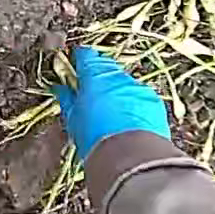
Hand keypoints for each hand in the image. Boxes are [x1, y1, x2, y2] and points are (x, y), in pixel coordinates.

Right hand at [54, 46, 170, 158]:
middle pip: (106, 68)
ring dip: (116, 92)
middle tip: (92, 95)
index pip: (86, 56)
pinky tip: (127, 122)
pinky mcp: (153, 101)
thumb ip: (68, 99)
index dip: (80, 59)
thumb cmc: (95, 138)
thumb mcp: (74, 119)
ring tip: (110, 114)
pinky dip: (132, 104)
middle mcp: (118, 75)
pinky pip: (139, 97)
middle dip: (99, 77)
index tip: (77, 67)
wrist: (130, 158)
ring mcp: (137, 87)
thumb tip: (62, 90)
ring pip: (123, 83)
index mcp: (95, 75)